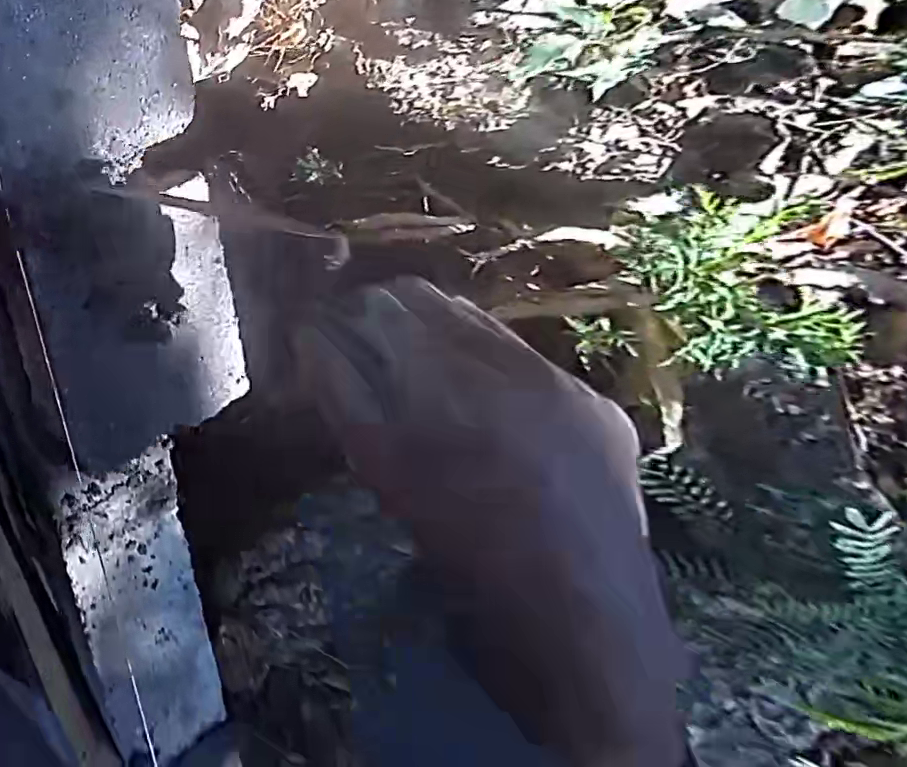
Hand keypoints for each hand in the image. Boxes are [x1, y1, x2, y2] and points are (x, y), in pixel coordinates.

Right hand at [296, 278, 685, 766]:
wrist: (576, 608)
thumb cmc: (454, 532)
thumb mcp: (375, 459)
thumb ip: (336, 385)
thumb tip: (307, 331)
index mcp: (453, 378)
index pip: (385, 301)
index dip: (348, 309)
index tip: (330, 329)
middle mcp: (516, 363)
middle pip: (431, 298)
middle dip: (387, 312)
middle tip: (364, 344)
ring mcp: (566, 379)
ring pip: (478, 320)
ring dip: (434, 330)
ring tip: (414, 369)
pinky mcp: (598, 402)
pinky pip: (522, 355)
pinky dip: (481, 360)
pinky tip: (472, 402)